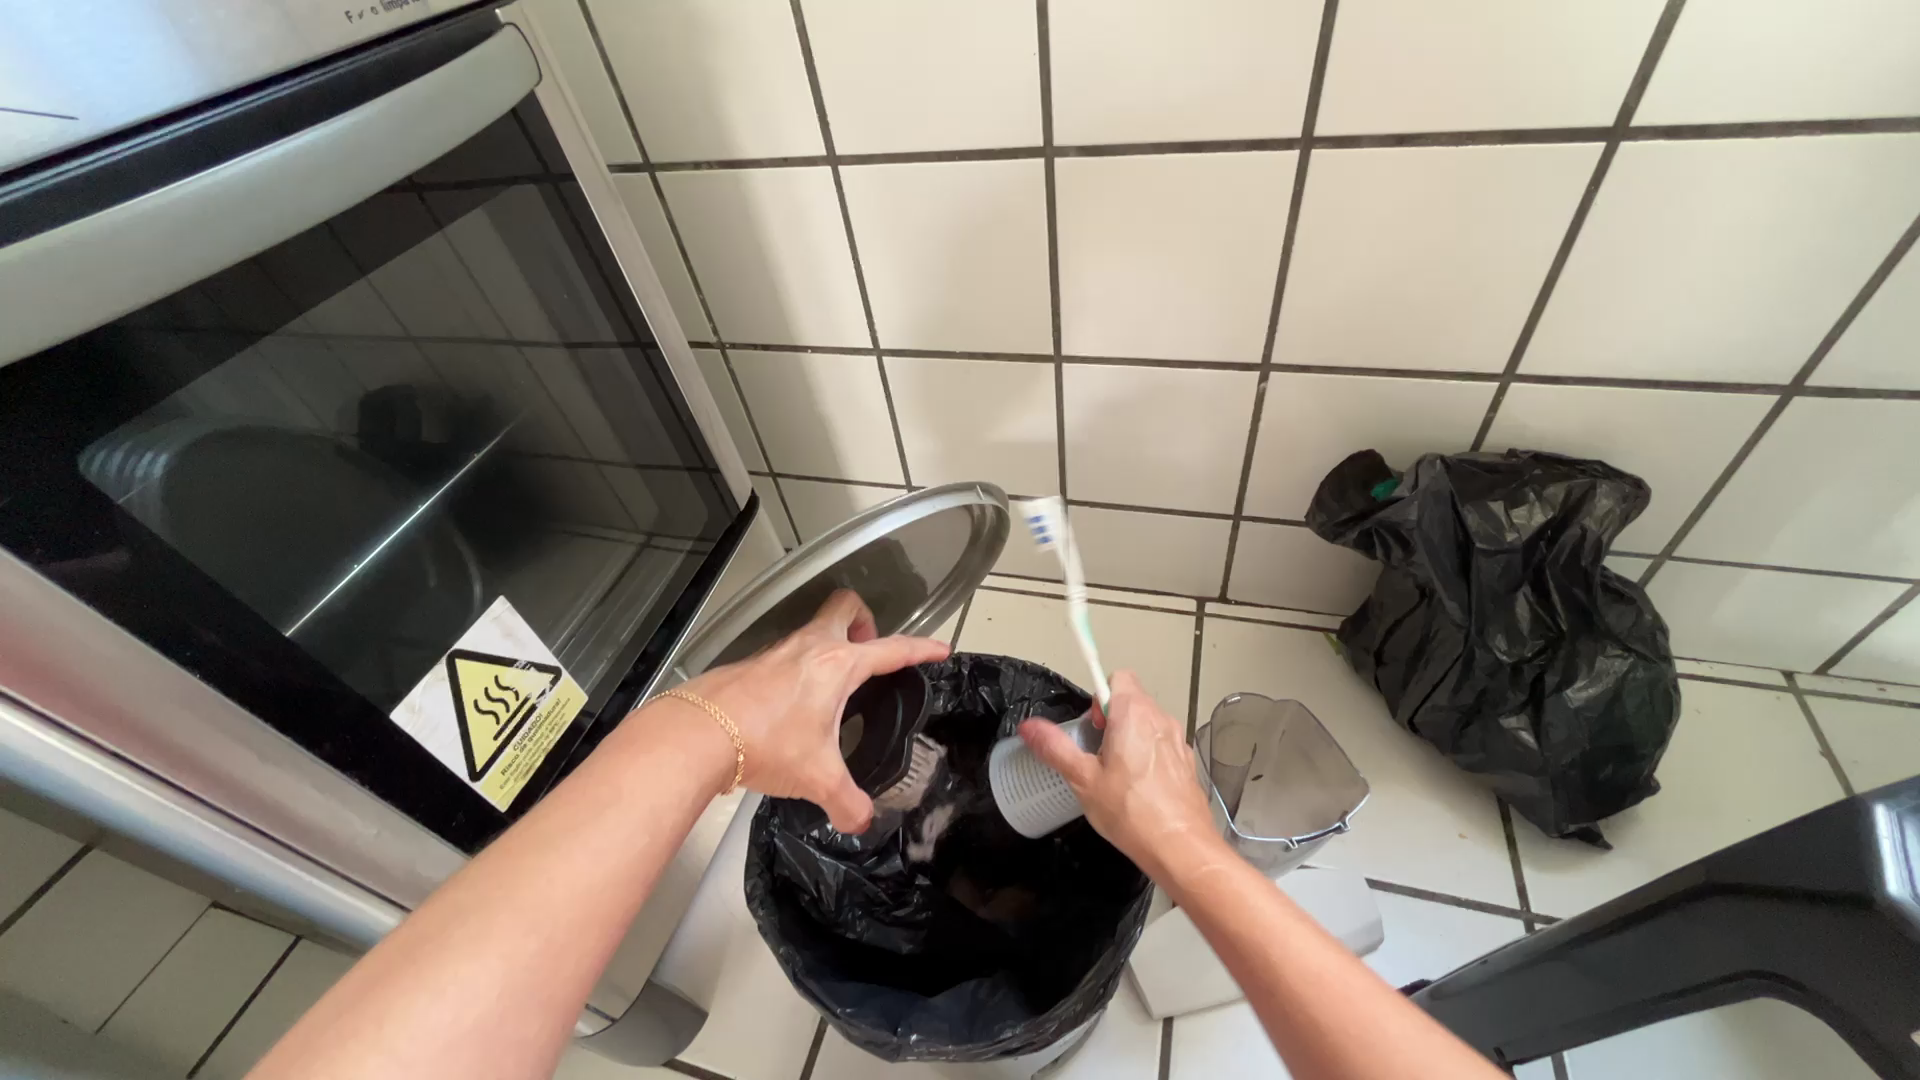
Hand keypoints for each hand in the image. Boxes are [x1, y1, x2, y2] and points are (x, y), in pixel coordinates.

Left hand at [675, 589, 948, 833]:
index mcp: (838, 665)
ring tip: (834, 689)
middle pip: (846, 607)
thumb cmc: (765, 743)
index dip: (920, 649)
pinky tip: (794, 705)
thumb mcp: (816, 777)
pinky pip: (788, 653)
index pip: (892, 649)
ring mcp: (778, 651)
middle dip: (865, 624)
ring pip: (814, 629)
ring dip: (831, 646)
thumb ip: (847, 801)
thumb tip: (861, 822)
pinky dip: (801, 667)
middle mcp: (811, 647)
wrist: (696, 734)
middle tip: (868, 658)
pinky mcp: (753, 664)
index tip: (940, 648)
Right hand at [1018, 670, 1225, 882]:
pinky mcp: (1187, 762)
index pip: (1116, 677)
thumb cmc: (1131, 811)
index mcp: (1133, 713)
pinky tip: (1140, 789)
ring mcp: (1177, 740)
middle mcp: (1159, 718)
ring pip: (1148, 723)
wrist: (1181, 847)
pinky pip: (1162, 745)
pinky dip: (1149, 755)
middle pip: (1132, 699)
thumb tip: (1028, 726)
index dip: (1099, 698)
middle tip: (1099, 754)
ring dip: (1131, 737)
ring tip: (1117, 774)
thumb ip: (1054, 747)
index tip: (1093, 729)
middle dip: (1112, 719)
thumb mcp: (1083, 779)